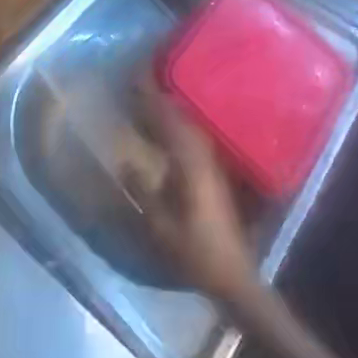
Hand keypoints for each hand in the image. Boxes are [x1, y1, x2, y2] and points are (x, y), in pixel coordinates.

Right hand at [132, 86, 259, 302]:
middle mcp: (203, 159)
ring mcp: (212, 167)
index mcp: (189, 165)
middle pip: (181, 120)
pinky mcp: (214, 178)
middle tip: (137, 88)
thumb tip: (124, 162)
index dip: (151, 100)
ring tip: (148, 105)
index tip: (134, 82)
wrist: (232, 275)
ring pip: (189, 129)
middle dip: (159, 102)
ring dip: (170, 114)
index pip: (168, 121)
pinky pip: (192, 141)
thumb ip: (141, 190)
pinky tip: (167, 136)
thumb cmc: (194, 251)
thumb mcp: (159, 224)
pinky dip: (178, 130)